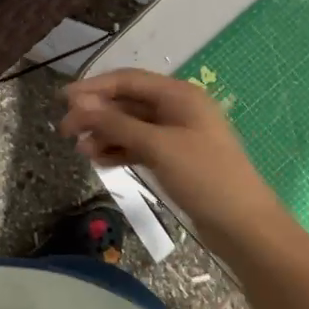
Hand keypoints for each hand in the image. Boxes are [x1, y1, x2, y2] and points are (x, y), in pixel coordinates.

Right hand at [59, 68, 281, 237]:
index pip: (127, 80)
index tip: (62, 99)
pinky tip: (99, 159)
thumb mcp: (157, 146)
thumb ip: (116, 123)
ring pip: (130, 125)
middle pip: (127, 102)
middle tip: (65, 130)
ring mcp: (176, 135)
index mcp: (179, 95)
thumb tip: (78, 105)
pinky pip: (139, 145)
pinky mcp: (175, 158)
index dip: (93, 87)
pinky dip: (119, 149)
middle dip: (96, 113)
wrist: (246, 228)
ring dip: (104, 133)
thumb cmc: (205, 178)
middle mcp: (177, 109)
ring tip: (80, 150)